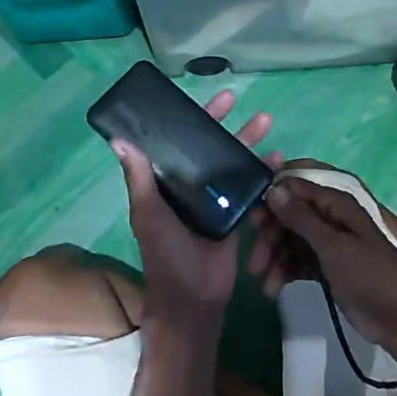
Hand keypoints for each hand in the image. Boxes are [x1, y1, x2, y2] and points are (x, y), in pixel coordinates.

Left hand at [109, 90, 280, 328]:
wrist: (193, 298)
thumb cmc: (164, 253)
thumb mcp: (148, 213)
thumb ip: (138, 178)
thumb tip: (119, 139)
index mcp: (164, 181)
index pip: (176, 142)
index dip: (186, 119)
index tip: (189, 99)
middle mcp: (189, 184)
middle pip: (207, 146)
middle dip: (221, 122)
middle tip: (235, 98)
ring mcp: (214, 198)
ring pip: (231, 161)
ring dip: (247, 141)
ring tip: (266, 120)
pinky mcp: (235, 214)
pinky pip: (249, 187)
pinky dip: (262, 172)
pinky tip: (277, 157)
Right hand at [257, 161, 396, 348]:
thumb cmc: (372, 278)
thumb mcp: (335, 248)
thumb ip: (302, 218)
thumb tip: (273, 189)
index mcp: (339, 203)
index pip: (296, 185)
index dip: (272, 199)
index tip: (251, 219)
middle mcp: (332, 216)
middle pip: (290, 214)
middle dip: (270, 236)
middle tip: (254, 263)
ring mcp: (330, 241)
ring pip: (291, 239)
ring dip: (275, 258)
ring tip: (264, 283)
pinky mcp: (328, 264)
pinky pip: (299, 259)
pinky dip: (286, 271)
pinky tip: (275, 288)